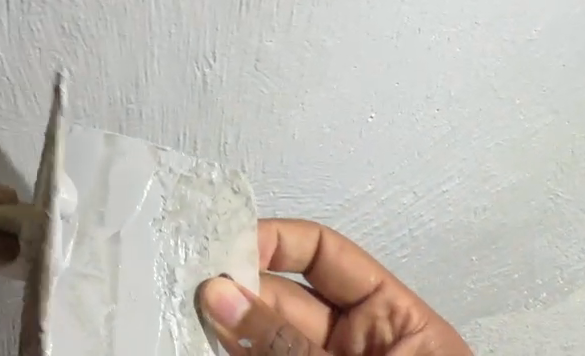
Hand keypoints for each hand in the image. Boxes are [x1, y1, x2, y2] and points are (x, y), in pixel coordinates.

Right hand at [197, 219, 470, 355]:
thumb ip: (288, 342)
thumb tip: (218, 295)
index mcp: (398, 321)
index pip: (323, 252)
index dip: (272, 241)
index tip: (224, 247)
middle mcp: (363, 342)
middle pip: (285, 294)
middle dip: (238, 286)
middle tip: (190, 282)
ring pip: (267, 333)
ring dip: (228, 321)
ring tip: (185, 308)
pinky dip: (232, 349)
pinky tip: (202, 339)